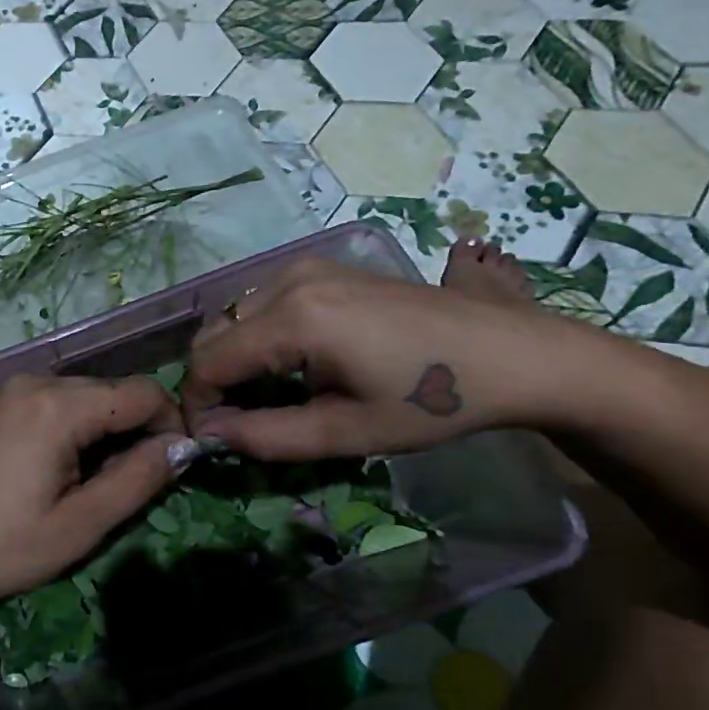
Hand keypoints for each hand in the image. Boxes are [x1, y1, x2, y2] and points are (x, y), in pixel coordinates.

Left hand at [0, 374, 193, 636]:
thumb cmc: (1, 548)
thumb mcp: (80, 524)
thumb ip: (138, 478)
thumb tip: (183, 446)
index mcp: (58, 405)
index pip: (145, 392)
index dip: (172, 425)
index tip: (175, 467)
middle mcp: (37, 382)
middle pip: (116, 391)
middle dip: (139, 430)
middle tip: (136, 484)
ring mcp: (15, 390)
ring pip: (91, 397)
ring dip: (110, 433)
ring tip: (99, 484)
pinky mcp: (4, 404)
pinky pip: (61, 404)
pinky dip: (81, 430)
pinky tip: (69, 472)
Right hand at [181, 258, 586, 460]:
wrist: (511, 352)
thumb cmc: (432, 399)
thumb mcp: (347, 432)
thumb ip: (266, 436)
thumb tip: (206, 436)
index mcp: (294, 318)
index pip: (209, 362)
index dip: (197, 405)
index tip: (209, 442)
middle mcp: (289, 281)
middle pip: (214, 334)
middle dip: (213, 382)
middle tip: (238, 424)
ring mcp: (306, 267)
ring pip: (234, 317)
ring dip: (233, 359)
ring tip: (266, 398)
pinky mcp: (323, 267)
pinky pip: (262, 302)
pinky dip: (256, 337)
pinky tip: (291, 364)